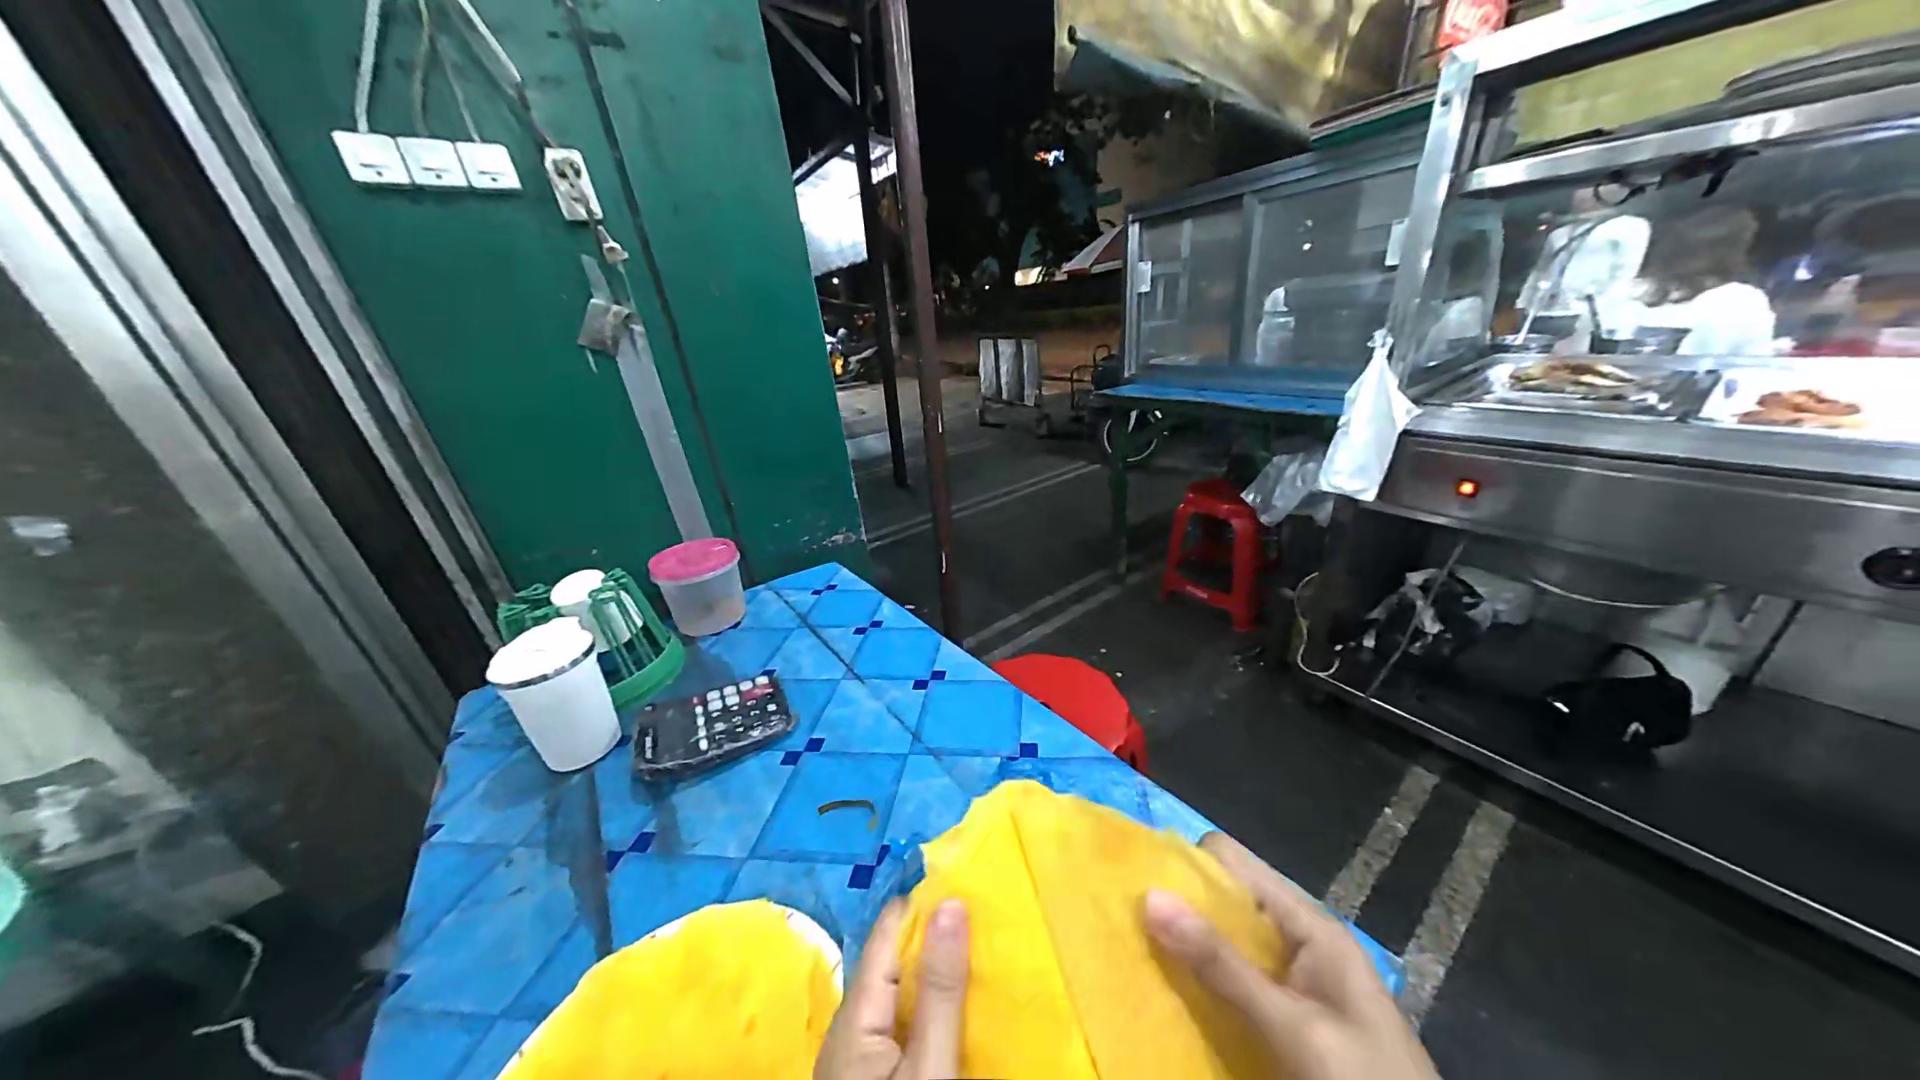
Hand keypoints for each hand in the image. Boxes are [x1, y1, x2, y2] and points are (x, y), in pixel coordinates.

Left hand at [816, 898, 969, 1079]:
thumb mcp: (930, 1065)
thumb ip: (940, 989)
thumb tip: (951, 902)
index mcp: (853, 1011)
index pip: (887, 933)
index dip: (924, 904)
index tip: (963, 883)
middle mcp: (847, 1023)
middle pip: (890, 962)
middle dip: (932, 938)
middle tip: (978, 917)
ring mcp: (853, 1051)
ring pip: (895, 991)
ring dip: (930, 971)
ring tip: (972, 951)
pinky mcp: (866, 1072)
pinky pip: (897, 1021)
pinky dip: (924, 1004)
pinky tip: (949, 1005)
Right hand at [1145, 834, 1438, 1079]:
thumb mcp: (1293, 1026)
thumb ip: (1222, 966)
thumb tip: (1149, 896)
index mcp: (1308, 923)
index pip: (1232, 862)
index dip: (1183, 864)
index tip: (1134, 883)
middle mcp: (1296, 940)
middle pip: (1224, 901)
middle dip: (1178, 908)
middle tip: (1126, 923)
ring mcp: (1291, 980)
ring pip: (1223, 944)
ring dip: (1185, 948)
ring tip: (1136, 953)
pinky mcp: (1285, 1017)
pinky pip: (1232, 983)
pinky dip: (1201, 983)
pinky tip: (1171, 993)